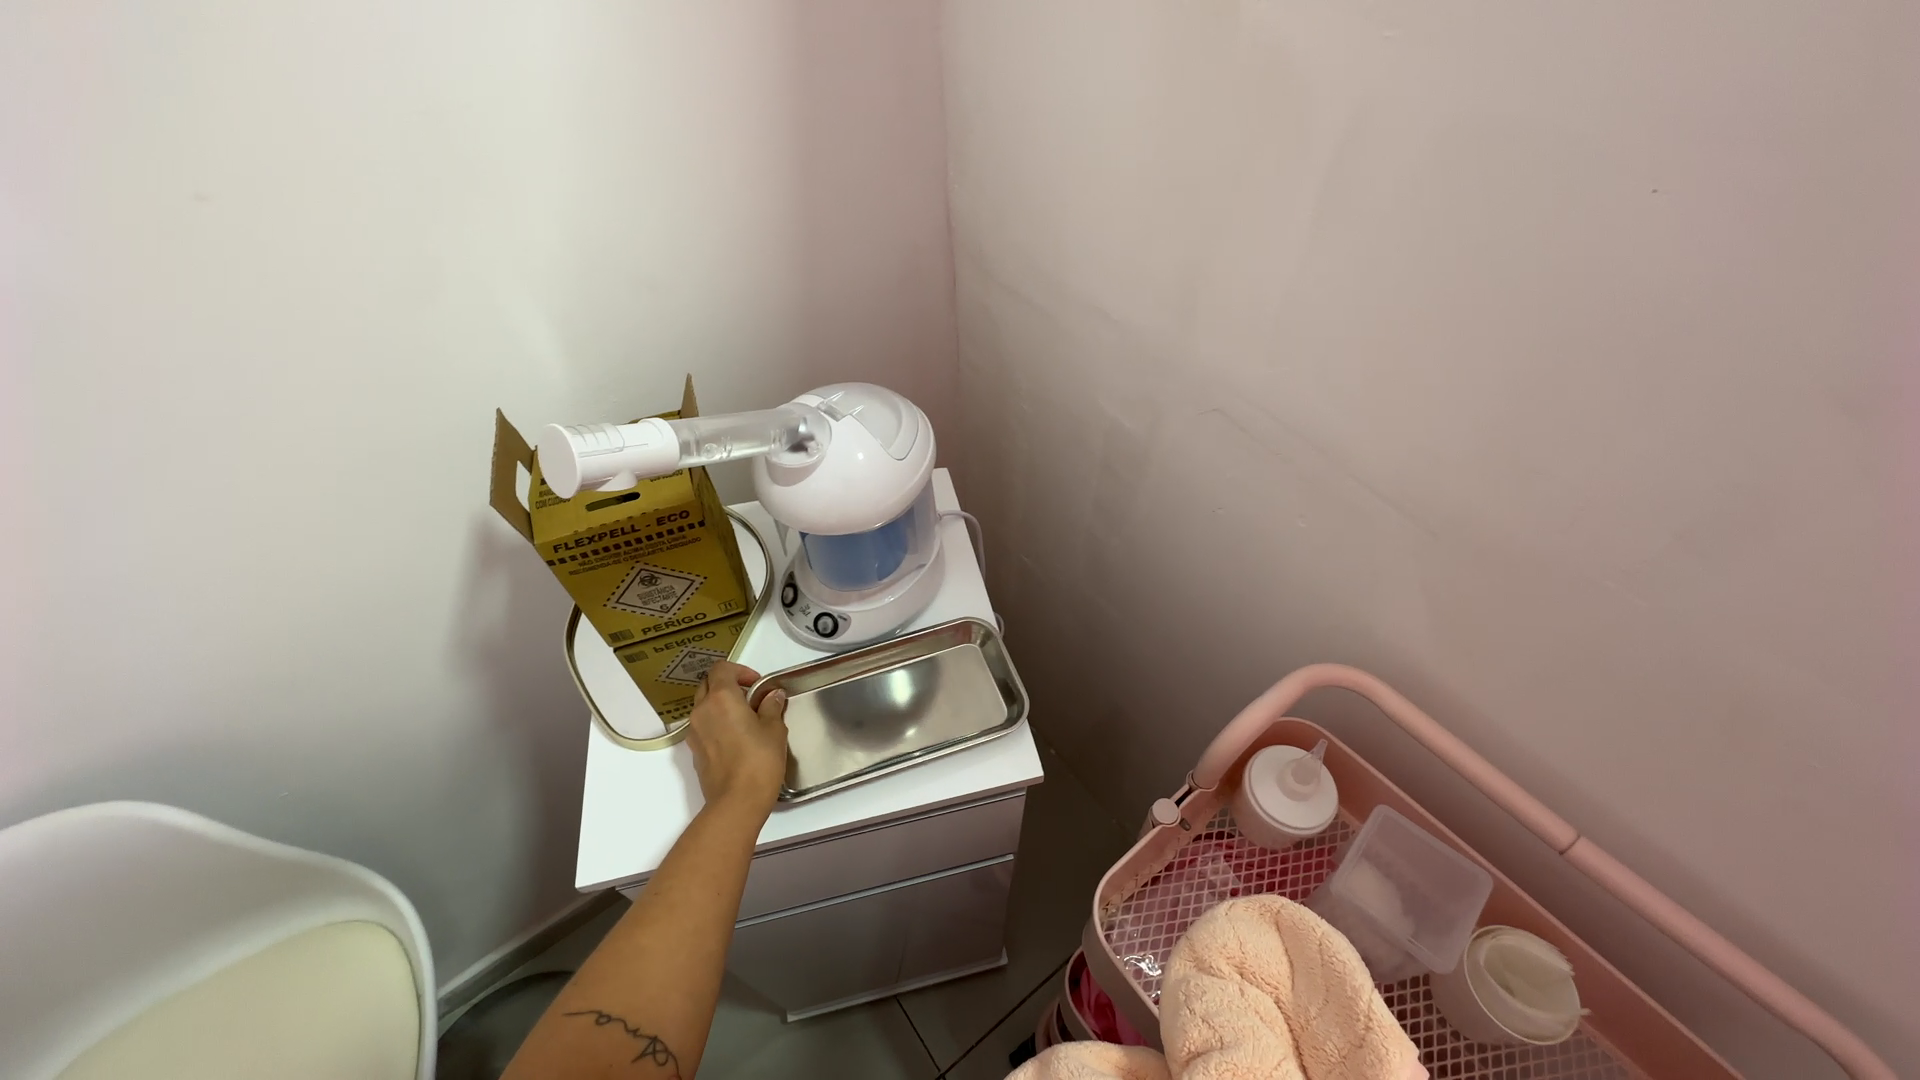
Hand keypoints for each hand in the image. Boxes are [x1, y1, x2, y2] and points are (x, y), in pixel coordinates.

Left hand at [686, 661, 788, 818]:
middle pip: (708, 684)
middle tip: (751, 698)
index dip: (741, 671)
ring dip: (721, 704)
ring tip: (745, 719)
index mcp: (721, 698)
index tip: (757, 685)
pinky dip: (716, 723)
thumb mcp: (774, 730)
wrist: (737, 802)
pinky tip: (736, 738)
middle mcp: (701, 711)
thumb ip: (771, 707)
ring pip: (703, 706)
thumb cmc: (759, 761)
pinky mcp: (694, 751)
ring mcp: (694, 732)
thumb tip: (772, 696)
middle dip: (728, 685)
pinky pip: (703, 726)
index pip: (721, 668)